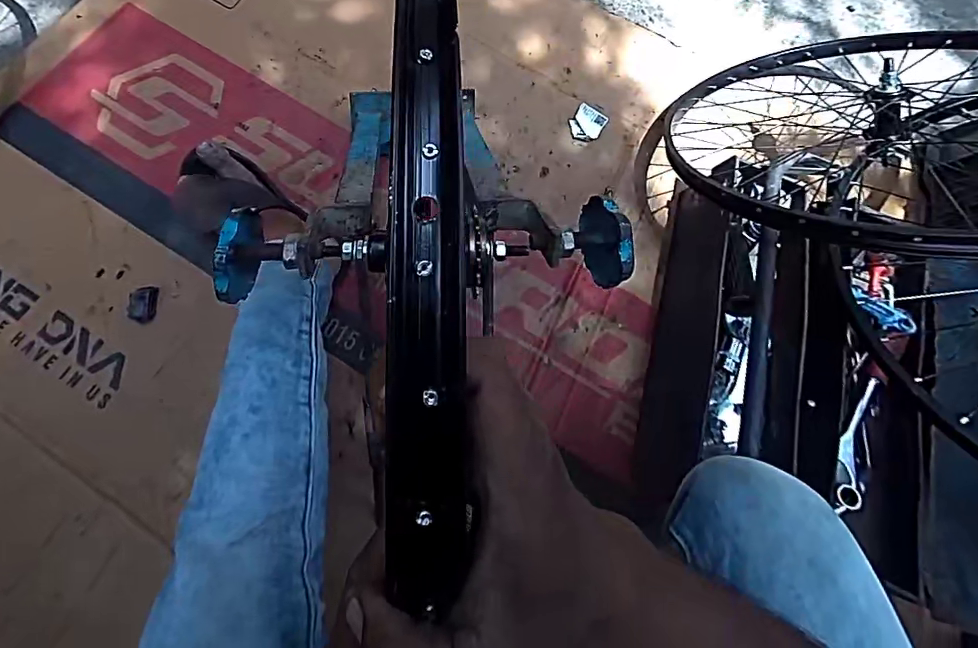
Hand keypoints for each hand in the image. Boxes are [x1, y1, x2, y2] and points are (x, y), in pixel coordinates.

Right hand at [336, 340, 811, 646]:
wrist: (625, 619)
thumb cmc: (559, 622)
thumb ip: (406, 638)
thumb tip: (352, 604)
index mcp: (516, 468)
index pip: (486, 370)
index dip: (437, 358)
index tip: (390, 394)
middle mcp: (519, 437)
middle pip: (461, 370)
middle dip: (412, 388)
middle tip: (382, 435)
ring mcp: (519, 436)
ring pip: (464, 386)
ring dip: (424, 404)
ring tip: (395, 454)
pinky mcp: (515, 445)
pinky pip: (472, 408)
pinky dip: (440, 420)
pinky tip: (420, 470)